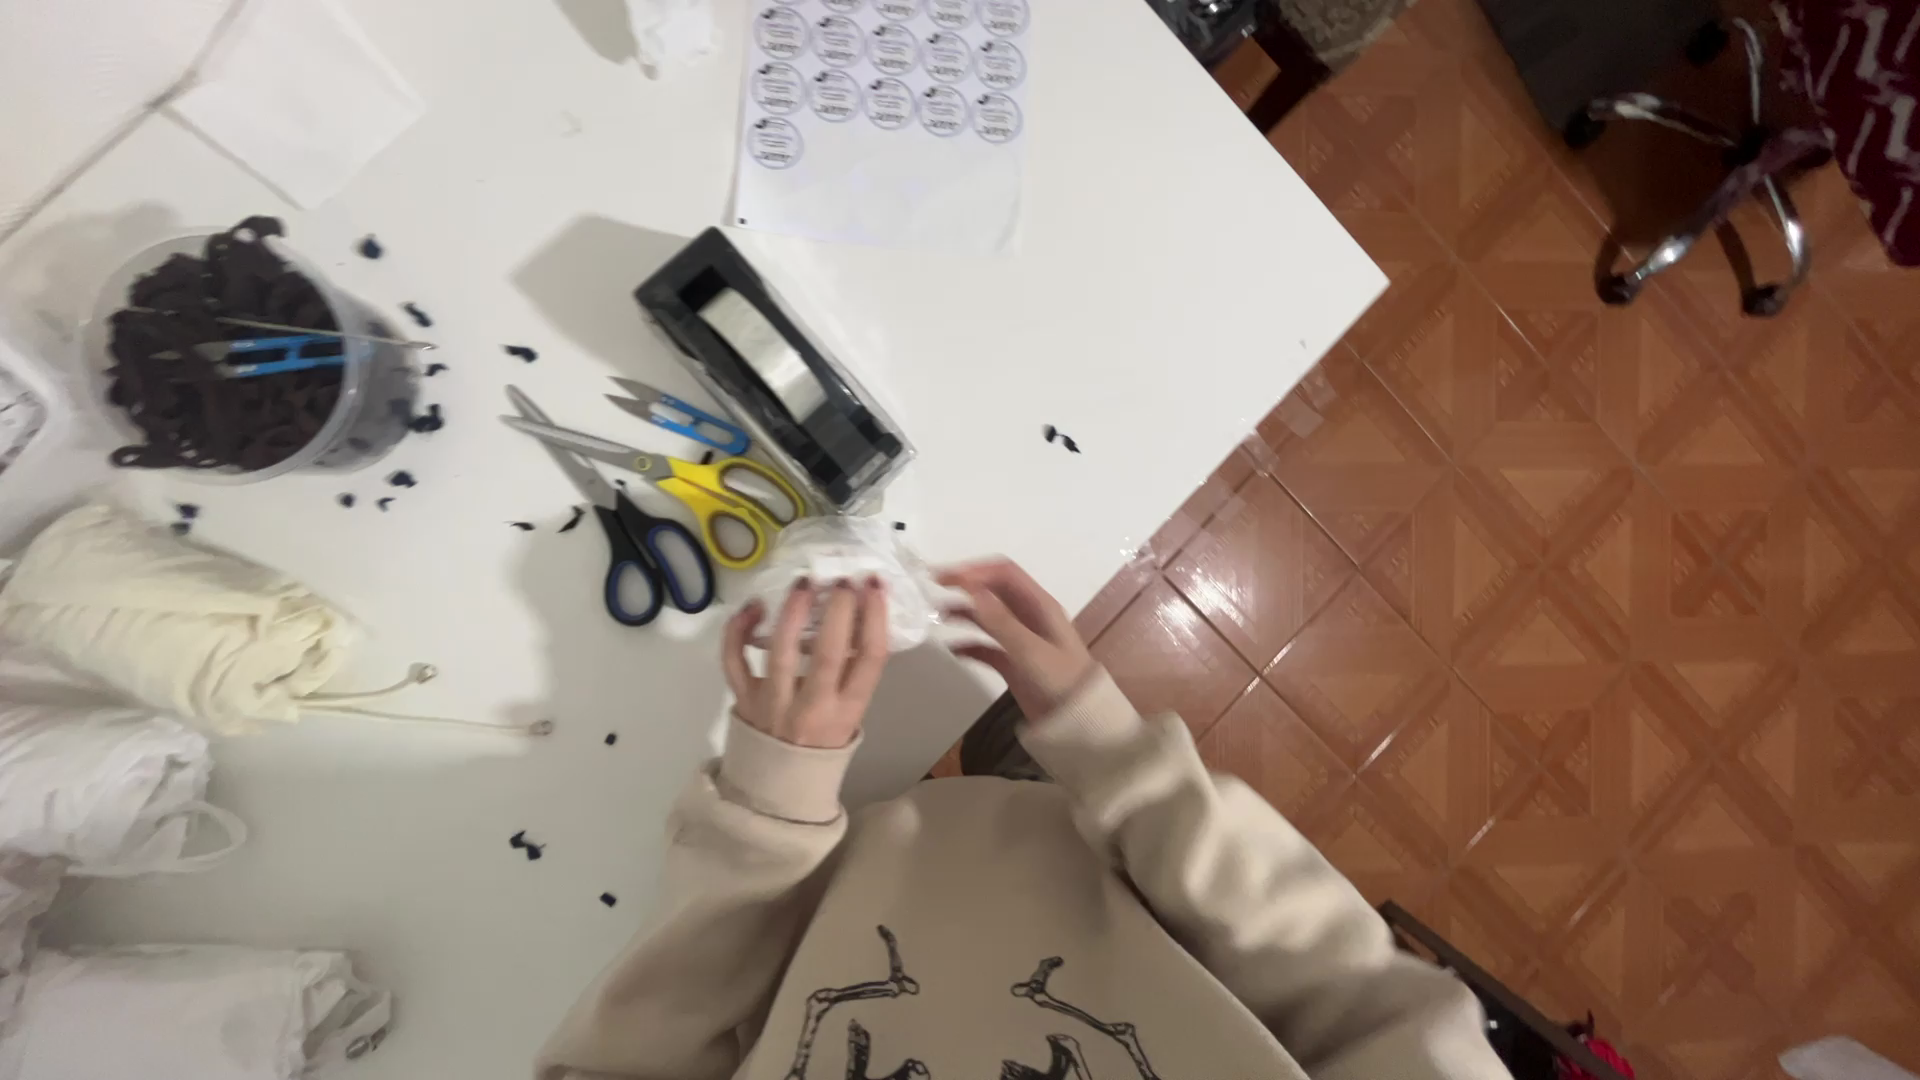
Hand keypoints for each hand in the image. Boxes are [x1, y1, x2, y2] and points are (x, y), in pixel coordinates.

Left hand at [723, 577, 889, 748]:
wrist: (778, 788)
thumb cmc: (822, 743)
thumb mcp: (851, 714)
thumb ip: (855, 674)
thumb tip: (858, 614)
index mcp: (847, 711)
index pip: (869, 659)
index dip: (875, 618)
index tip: (874, 586)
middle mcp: (812, 707)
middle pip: (829, 654)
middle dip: (839, 611)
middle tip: (842, 580)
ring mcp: (773, 703)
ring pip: (780, 653)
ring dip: (793, 613)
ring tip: (804, 584)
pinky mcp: (742, 699)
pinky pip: (734, 661)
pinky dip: (738, 631)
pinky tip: (754, 606)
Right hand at [938, 558, 1095, 720]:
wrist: (1078, 722)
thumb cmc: (1060, 680)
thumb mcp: (1030, 650)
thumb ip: (1000, 621)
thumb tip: (971, 589)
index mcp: (1039, 605)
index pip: (1004, 573)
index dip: (975, 570)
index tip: (946, 578)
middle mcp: (1028, 616)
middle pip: (993, 590)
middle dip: (965, 586)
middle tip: (934, 587)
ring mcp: (1020, 639)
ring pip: (987, 616)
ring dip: (964, 612)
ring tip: (938, 616)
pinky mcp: (1012, 662)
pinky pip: (985, 645)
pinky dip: (968, 644)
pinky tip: (953, 650)